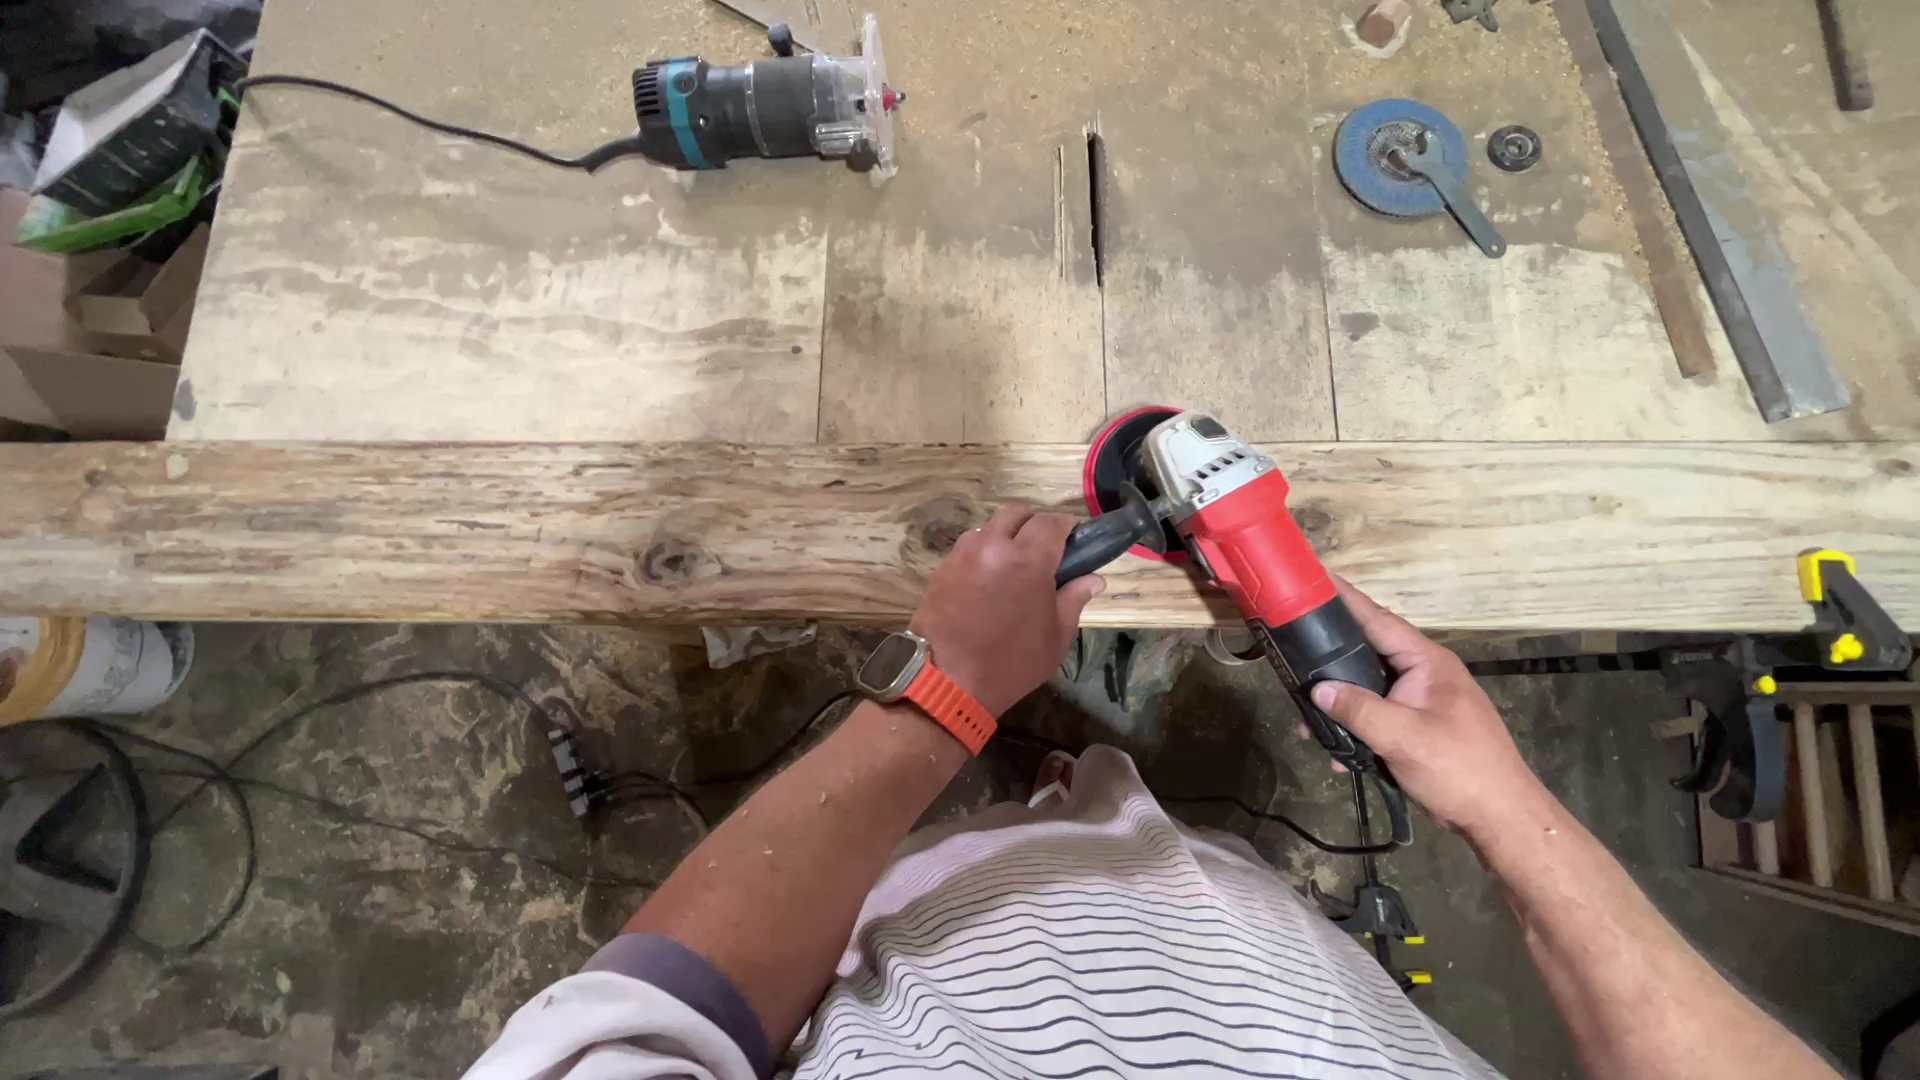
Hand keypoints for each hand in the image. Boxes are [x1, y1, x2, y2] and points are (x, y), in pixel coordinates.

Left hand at [909, 506, 1104, 715]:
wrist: (948, 681)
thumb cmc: (1011, 663)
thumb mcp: (1055, 636)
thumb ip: (1074, 599)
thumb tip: (1094, 579)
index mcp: (1028, 560)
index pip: (1051, 522)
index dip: (1066, 527)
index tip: (1074, 540)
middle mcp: (993, 546)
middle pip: (1018, 514)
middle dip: (1035, 525)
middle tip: (1044, 551)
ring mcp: (963, 554)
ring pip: (990, 527)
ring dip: (1005, 536)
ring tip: (1012, 565)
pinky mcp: (942, 567)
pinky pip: (968, 546)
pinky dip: (983, 552)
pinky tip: (987, 579)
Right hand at [1308, 578, 1549, 840]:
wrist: (1501, 821)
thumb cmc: (1460, 770)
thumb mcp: (1403, 738)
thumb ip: (1357, 709)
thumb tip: (1316, 689)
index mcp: (1427, 663)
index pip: (1378, 620)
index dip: (1345, 599)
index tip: (1312, 578)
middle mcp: (1422, 674)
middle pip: (1364, 653)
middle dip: (1327, 661)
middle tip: (1288, 653)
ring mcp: (1419, 701)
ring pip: (1364, 689)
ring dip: (1336, 706)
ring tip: (1306, 724)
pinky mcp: (1414, 726)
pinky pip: (1372, 716)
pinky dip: (1351, 729)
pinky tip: (1335, 753)